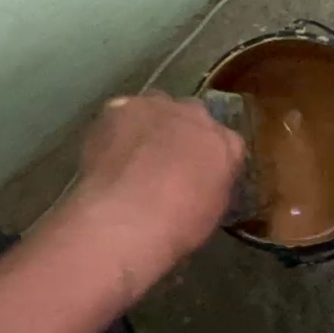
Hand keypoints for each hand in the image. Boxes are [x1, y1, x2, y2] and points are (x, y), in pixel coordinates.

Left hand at [65, 91, 245, 267]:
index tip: (197, 174)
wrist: (127, 217)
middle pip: (191, 116)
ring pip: (156, 108)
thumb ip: (212, 184)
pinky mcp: (119, 107)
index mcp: (227, 144)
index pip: (226, 142)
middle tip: (165, 162)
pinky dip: (117, 130)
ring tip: (132, 156)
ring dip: (149, 125)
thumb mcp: (212, 211)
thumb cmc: (177, 226)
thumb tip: (201, 180)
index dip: (208, 157)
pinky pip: (121, 114)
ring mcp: (156, 107)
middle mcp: (196, 115)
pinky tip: (107, 152)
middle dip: (181, 133)